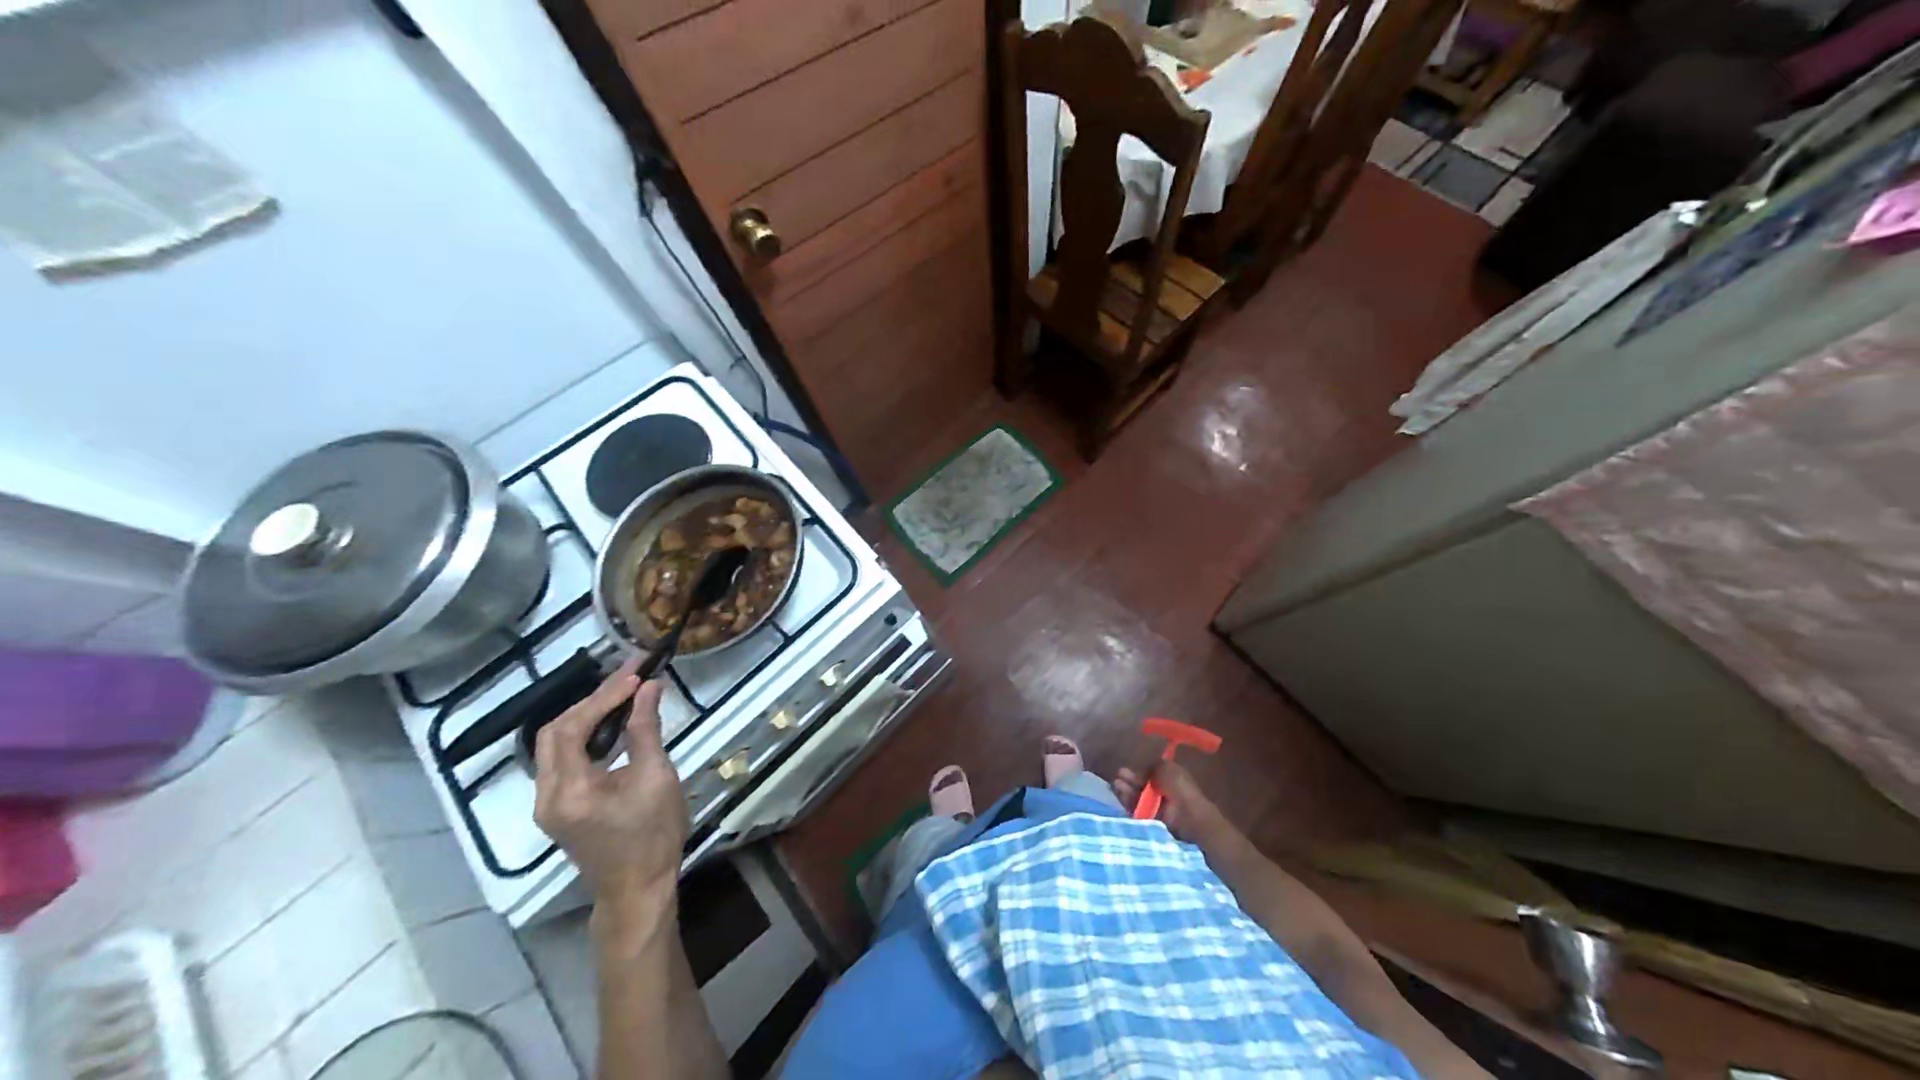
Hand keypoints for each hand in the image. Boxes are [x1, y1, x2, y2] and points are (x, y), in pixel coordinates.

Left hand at [533, 658, 686, 908]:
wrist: (639, 889)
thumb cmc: (653, 836)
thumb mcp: (657, 778)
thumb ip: (646, 729)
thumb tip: (649, 688)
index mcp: (569, 792)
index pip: (573, 729)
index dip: (603, 697)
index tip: (635, 676)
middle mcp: (546, 797)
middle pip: (555, 733)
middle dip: (590, 703)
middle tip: (627, 681)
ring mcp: (548, 805)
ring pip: (555, 746)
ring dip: (586, 718)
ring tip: (622, 696)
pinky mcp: (558, 809)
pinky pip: (563, 761)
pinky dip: (585, 738)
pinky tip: (612, 727)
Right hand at [1112, 760, 1237, 848]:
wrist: (1189, 819)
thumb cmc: (1181, 790)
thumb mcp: (1168, 769)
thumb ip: (1153, 766)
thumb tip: (1142, 770)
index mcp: (1170, 778)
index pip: (1149, 773)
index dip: (1138, 770)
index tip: (1127, 769)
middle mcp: (1162, 791)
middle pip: (1141, 784)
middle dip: (1129, 780)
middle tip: (1117, 776)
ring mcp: (1156, 806)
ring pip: (1136, 796)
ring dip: (1126, 790)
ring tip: (1116, 784)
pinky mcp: (1150, 819)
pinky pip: (1136, 809)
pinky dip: (1128, 802)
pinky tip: (1120, 794)